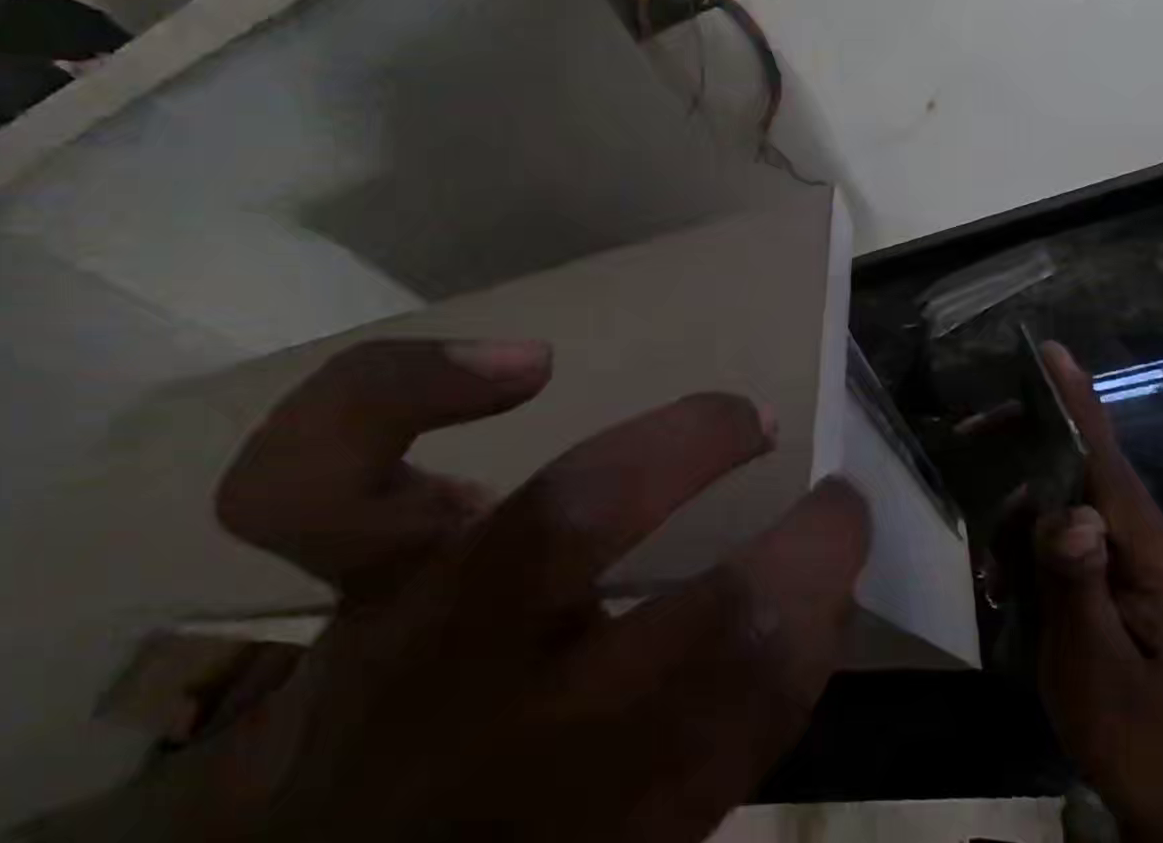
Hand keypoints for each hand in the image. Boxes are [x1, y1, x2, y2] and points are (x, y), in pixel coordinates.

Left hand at [171, 339, 868, 841]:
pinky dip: (409, 390)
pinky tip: (526, 365)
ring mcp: (418, 637)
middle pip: (694, 637)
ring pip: (552, 525)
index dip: (822, 598)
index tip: (845, 523)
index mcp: (610, 810)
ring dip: (674, 454)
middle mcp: (516, 732)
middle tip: (825, 493)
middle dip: (789, 555)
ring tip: (732, 417)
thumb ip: (723, 741)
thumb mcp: (636, 824)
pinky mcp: (351, 573)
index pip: (755, 709)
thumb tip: (811, 607)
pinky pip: (318, 475)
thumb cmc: (511, 823)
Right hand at [1033, 343, 1162, 842]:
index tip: (1051, 353)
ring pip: (1062, 501)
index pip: (1106, 463)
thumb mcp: (1091, 659)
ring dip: (1018, 520)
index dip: (1076, 405)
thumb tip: (1068, 512)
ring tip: (995, 577)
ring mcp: (1129, 557)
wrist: (1155, 778)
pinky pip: (1061, 535)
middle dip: (1026, 453)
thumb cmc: (1123, 723)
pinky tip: (1007, 586)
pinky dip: (1025, 547)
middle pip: (1082, 468)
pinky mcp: (1111, 571)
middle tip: (971, 435)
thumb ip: (1077, 582)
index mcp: (1151, 556)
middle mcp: (1144, 542)